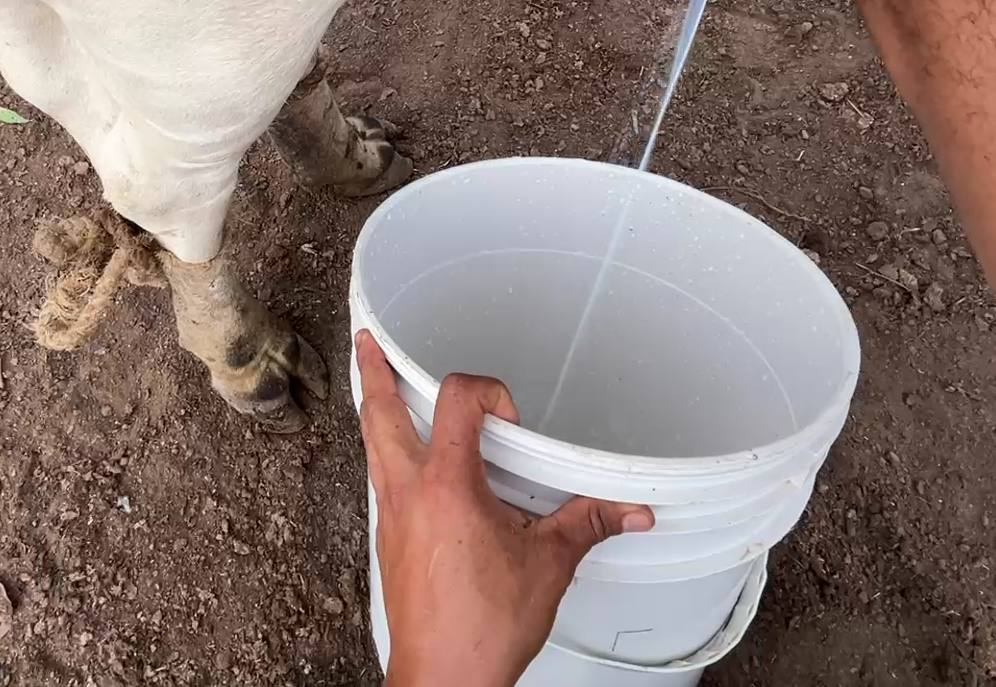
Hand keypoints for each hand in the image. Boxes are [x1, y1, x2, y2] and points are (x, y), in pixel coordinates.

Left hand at [355, 330, 653, 686]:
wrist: (441, 679)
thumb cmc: (481, 629)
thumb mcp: (546, 566)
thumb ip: (586, 523)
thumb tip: (626, 510)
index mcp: (447, 484)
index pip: (455, 400)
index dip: (486, 391)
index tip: (509, 417)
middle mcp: (408, 488)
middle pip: (380, 410)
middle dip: (374, 370)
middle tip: (369, 342)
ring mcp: (390, 510)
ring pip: (371, 440)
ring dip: (374, 406)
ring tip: (374, 383)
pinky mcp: (387, 534)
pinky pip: (378, 473)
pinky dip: (382, 448)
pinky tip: (399, 456)